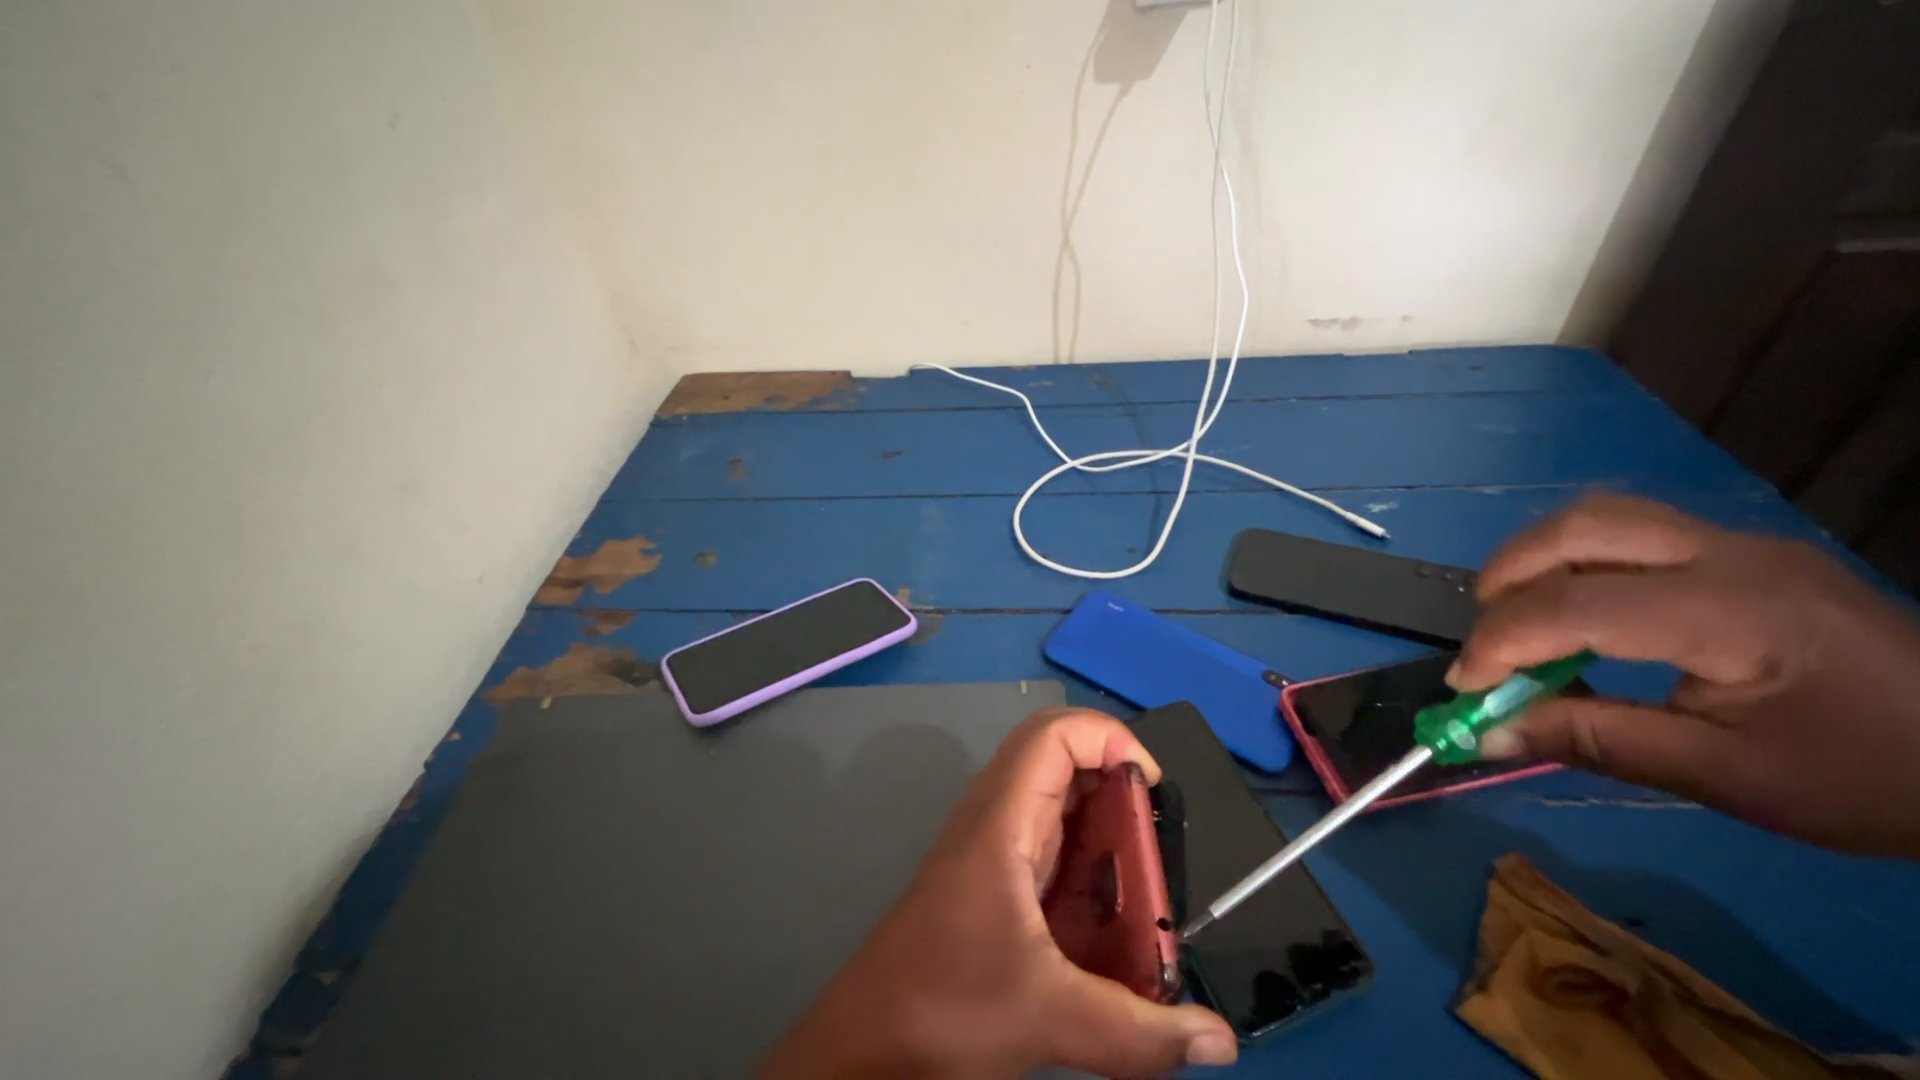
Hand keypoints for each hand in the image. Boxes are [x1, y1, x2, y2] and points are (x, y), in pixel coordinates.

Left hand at [759, 708, 1236, 1078]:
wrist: (864, 1046)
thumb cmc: (944, 1007)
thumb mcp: (1049, 1018)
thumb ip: (1139, 1032)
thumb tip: (1222, 1041)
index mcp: (1001, 823)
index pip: (1053, 734)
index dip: (1109, 737)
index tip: (1153, 789)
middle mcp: (996, 823)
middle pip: (1060, 764)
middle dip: (1119, 793)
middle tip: (1158, 849)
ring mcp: (993, 854)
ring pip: (1058, 811)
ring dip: (1107, 836)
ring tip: (1146, 889)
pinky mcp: (994, 887)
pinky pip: (1052, 853)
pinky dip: (1090, 872)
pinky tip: (1114, 927)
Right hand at [1450, 495, 1919, 856]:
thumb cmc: (1867, 778)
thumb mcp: (1723, 776)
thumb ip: (1593, 741)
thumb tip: (1488, 735)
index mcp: (1729, 613)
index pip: (1572, 606)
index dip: (1498, 645)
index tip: (1465, 692)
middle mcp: (1729, 554)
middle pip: (1580, 529)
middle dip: (1506, 581)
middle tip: (1484, 645)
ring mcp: (1740, 544)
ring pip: (1602, 517)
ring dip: (1538, 561)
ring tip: (1518, 621)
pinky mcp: (1745, 553)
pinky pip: (1633, 534)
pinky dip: (1577, 563)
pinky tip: (1579, 615)